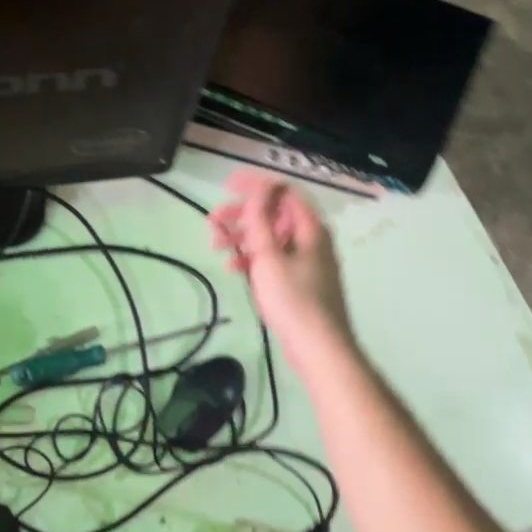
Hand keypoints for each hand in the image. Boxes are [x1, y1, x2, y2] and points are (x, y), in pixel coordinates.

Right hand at [208, 168, 357, 375]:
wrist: (318, 346)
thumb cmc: (293, 299)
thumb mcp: (269, 257)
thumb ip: (260, 221)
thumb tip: (260, 189)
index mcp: (309, 228)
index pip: (283, 193)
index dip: (255, 186)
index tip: (226, 186)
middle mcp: (311, 239)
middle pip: (274, 215)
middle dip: (242, 216)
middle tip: (213, 222)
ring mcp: (307, 261)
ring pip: (271, 238)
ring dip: (243, 238)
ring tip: (217, 247)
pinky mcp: (300, 281)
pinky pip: (274, 259)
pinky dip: (254, 259)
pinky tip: (235, 268)